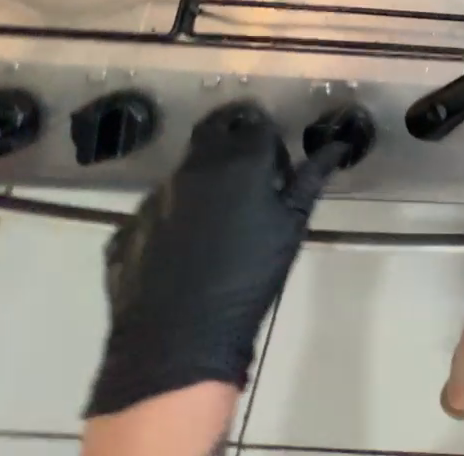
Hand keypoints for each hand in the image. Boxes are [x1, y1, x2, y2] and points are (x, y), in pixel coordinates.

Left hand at [86, 102, 348, 416]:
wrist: (177, 339)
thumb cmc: (251, 276)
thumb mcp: (292, 225)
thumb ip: (312, 178)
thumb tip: (337, 145)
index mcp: (238, 161)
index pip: (257, 124)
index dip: (271, 139)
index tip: (279, 164)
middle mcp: (192, 168)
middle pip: (214, 132)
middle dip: (234, 140)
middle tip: (251, 172)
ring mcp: (154, 197)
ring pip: (185, 170)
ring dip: (206, 178)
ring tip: (221, 217)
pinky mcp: (127, 227)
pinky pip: (159, 207)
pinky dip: (177, 212)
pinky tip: (189, 246)